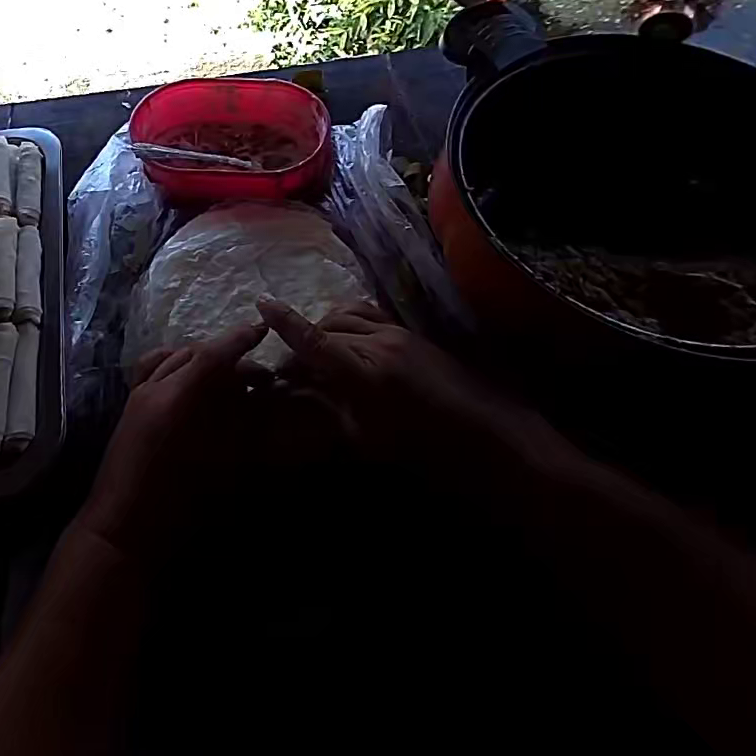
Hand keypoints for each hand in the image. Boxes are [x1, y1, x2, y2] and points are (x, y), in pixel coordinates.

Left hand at [77, 323, 269, 557]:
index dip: (238, 340)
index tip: (261, 330)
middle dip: (225, 356)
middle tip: (256, 376)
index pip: (210, 356)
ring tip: (226, 374)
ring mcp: (137, 395)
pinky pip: (152, 370)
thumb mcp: (219, 468)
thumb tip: (253, 401)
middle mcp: (153, 388)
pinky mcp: (129, 407)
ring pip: (171, 358)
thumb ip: (236, 427)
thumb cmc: (175, 508)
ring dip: (200, 359)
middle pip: (192, 354)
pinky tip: (189, 381)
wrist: (121, 530)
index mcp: (175, 400)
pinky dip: (174, 365)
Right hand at [256, 297, 556, 482]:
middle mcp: (379, 342)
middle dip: (304, 338)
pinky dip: (350, 323)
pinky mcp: (414, 335)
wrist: (494, 441)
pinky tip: (351, 342)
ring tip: (320, 350)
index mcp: (365, 372)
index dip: (285, 321)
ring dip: (327, 326)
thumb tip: (303, 394)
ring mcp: (400, 334)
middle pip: (328, 326)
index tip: (261, 303)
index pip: (314, 339)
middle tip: (293, 365)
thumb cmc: (427, 452)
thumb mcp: (368, 440)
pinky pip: (372, 316)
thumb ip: (330, 409)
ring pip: (349, 315)